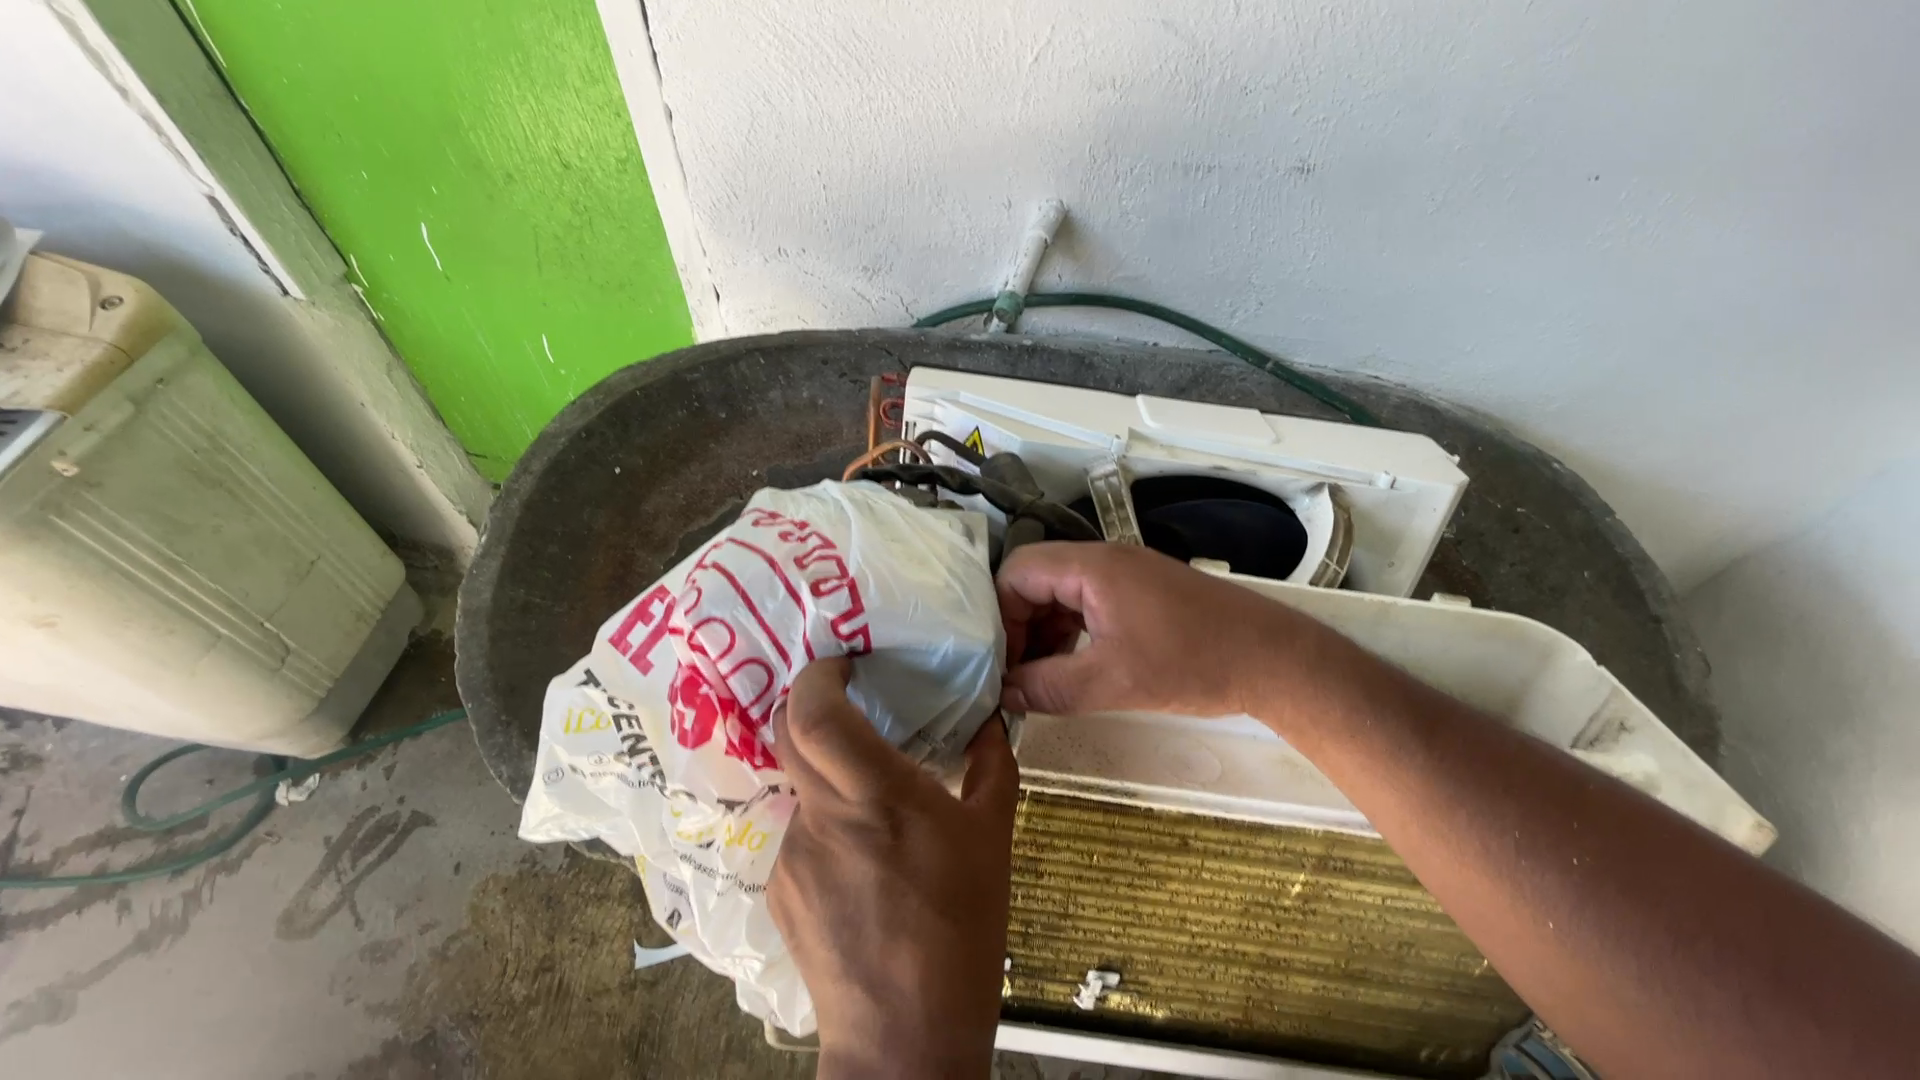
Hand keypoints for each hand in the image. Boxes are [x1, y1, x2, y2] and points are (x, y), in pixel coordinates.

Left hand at [768, 658, 1017, 1079]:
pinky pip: (799, 834)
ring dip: (826, 773)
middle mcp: (823, 816)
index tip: (841, 663)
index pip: (814, 713)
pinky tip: (860, 861)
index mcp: (877, 796)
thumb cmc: (962, 930)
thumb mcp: (992, 840)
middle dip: (808, 703)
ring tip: (870, 802)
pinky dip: (826, 825)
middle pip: (787, 733)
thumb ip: (991, 767)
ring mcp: (792, 854)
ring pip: (798, 784)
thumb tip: (990, 721)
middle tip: (844, 699)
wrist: (906, 1035)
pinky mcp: (779, 888)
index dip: (816, 676)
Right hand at [996, 542, 1359, 718]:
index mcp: (1092, 567)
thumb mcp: (1112, 682)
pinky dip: (1070, 636)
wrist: (1272, 659)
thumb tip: (1004, 696)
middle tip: (1015, 677)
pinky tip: (1070, 671)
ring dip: (1043, 635)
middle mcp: (1103, 562)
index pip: (1016, 572)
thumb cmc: (1191, 663)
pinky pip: (1086, 607)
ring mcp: (1124, 577)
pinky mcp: (1140, 595)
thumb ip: (1049, 688)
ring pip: (1060, 597)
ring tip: (1039, 681)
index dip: (999, 617)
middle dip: (1018, 629)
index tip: (1002, 664)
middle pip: (1035, 582)